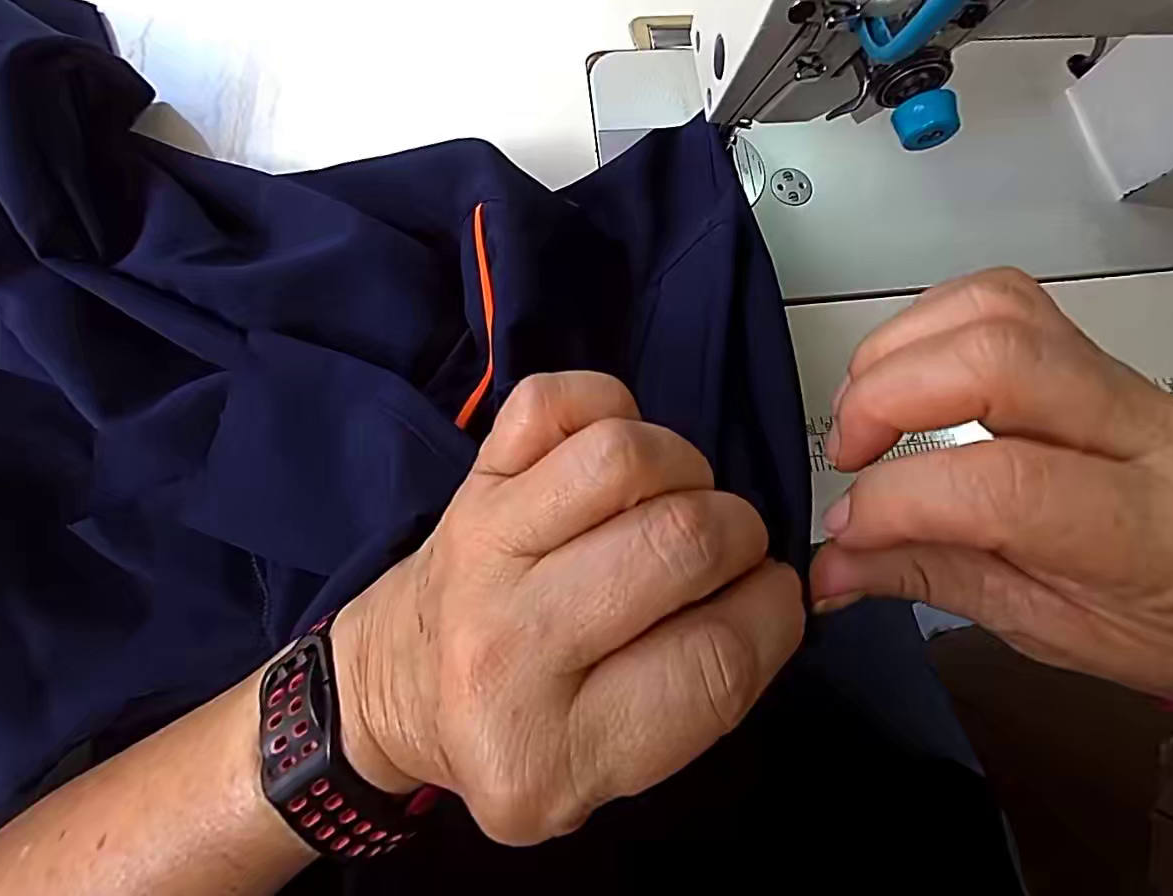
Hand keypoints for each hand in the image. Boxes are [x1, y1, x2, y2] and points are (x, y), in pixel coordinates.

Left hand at [329, 372, 803, 844]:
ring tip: (674, 492)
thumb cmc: (512, 724)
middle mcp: (505, 642)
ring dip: (682, 465)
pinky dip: (604, 405)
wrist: (401, 674)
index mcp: (549, 751)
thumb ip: (699, 694)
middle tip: (724, 542)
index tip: (768, 594)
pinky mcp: (471, 481)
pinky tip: (611, 449)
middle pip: (677, 542)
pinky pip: (549, 402)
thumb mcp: (605, 770)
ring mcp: (481, 543)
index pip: (715, 661)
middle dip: (736, 533)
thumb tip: (766, 585)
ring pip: (622, 457)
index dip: (771, 613)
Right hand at [811, 268, 1172, 741]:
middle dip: (882, 399)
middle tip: (847, 453)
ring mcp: (1130, 381)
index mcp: (1167, 541)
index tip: (848, 525)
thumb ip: (925, 581)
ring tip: (864, 412)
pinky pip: (998, 300)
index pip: (1005, 486)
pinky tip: (900, 379)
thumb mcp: (1044, 631)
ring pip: (996, 310)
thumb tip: (830, 565)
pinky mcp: (1096, 354)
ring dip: (894, 353)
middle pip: (999, 362)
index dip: (894, 500)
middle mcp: (1158, 437)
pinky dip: (921, 328)